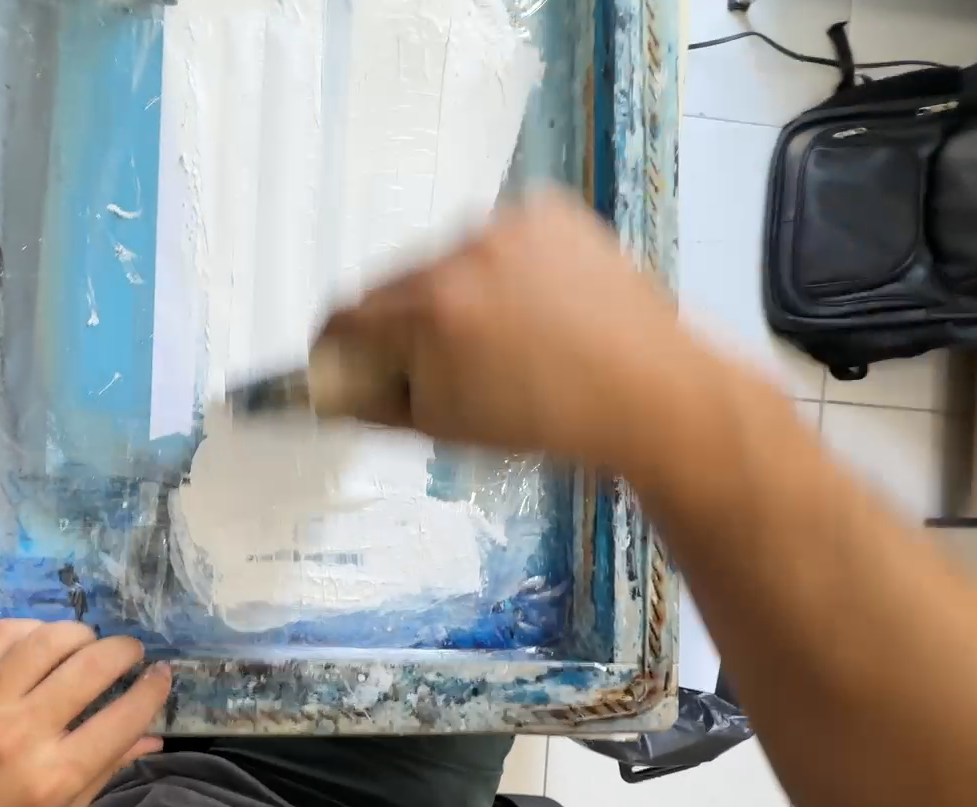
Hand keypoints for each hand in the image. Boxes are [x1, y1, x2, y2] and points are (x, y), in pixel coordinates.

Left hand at [0, 619, 168, 806]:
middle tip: (129, 651)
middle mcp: (21, 734)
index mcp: (54, 777)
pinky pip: (0, 635)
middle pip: (91, 668)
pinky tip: (41, 639)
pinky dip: (32, 630)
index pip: (123, 718)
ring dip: (80, 634)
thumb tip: (153, 735)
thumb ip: (106, 771)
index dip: (153, 689)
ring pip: (47, 641)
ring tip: (87, 641)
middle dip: (123, 651)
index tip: (161, 673)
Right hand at [316, 188, 707, 470]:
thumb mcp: (438, 424)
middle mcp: (462, 254)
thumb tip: (328, 387)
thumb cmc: (544, 420)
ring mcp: (506, 225)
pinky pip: (481, 241)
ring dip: (436, 297)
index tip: (336, 361)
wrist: (648, 393)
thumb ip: (368, 400)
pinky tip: (513, 306)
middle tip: (417, 361)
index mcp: (431, 312)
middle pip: (386, 287)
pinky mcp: (543, 211)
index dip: (330, 345)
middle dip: (389, 326)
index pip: (343, 317)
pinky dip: (482, 272)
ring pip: (432, 262)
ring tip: (480, 336)